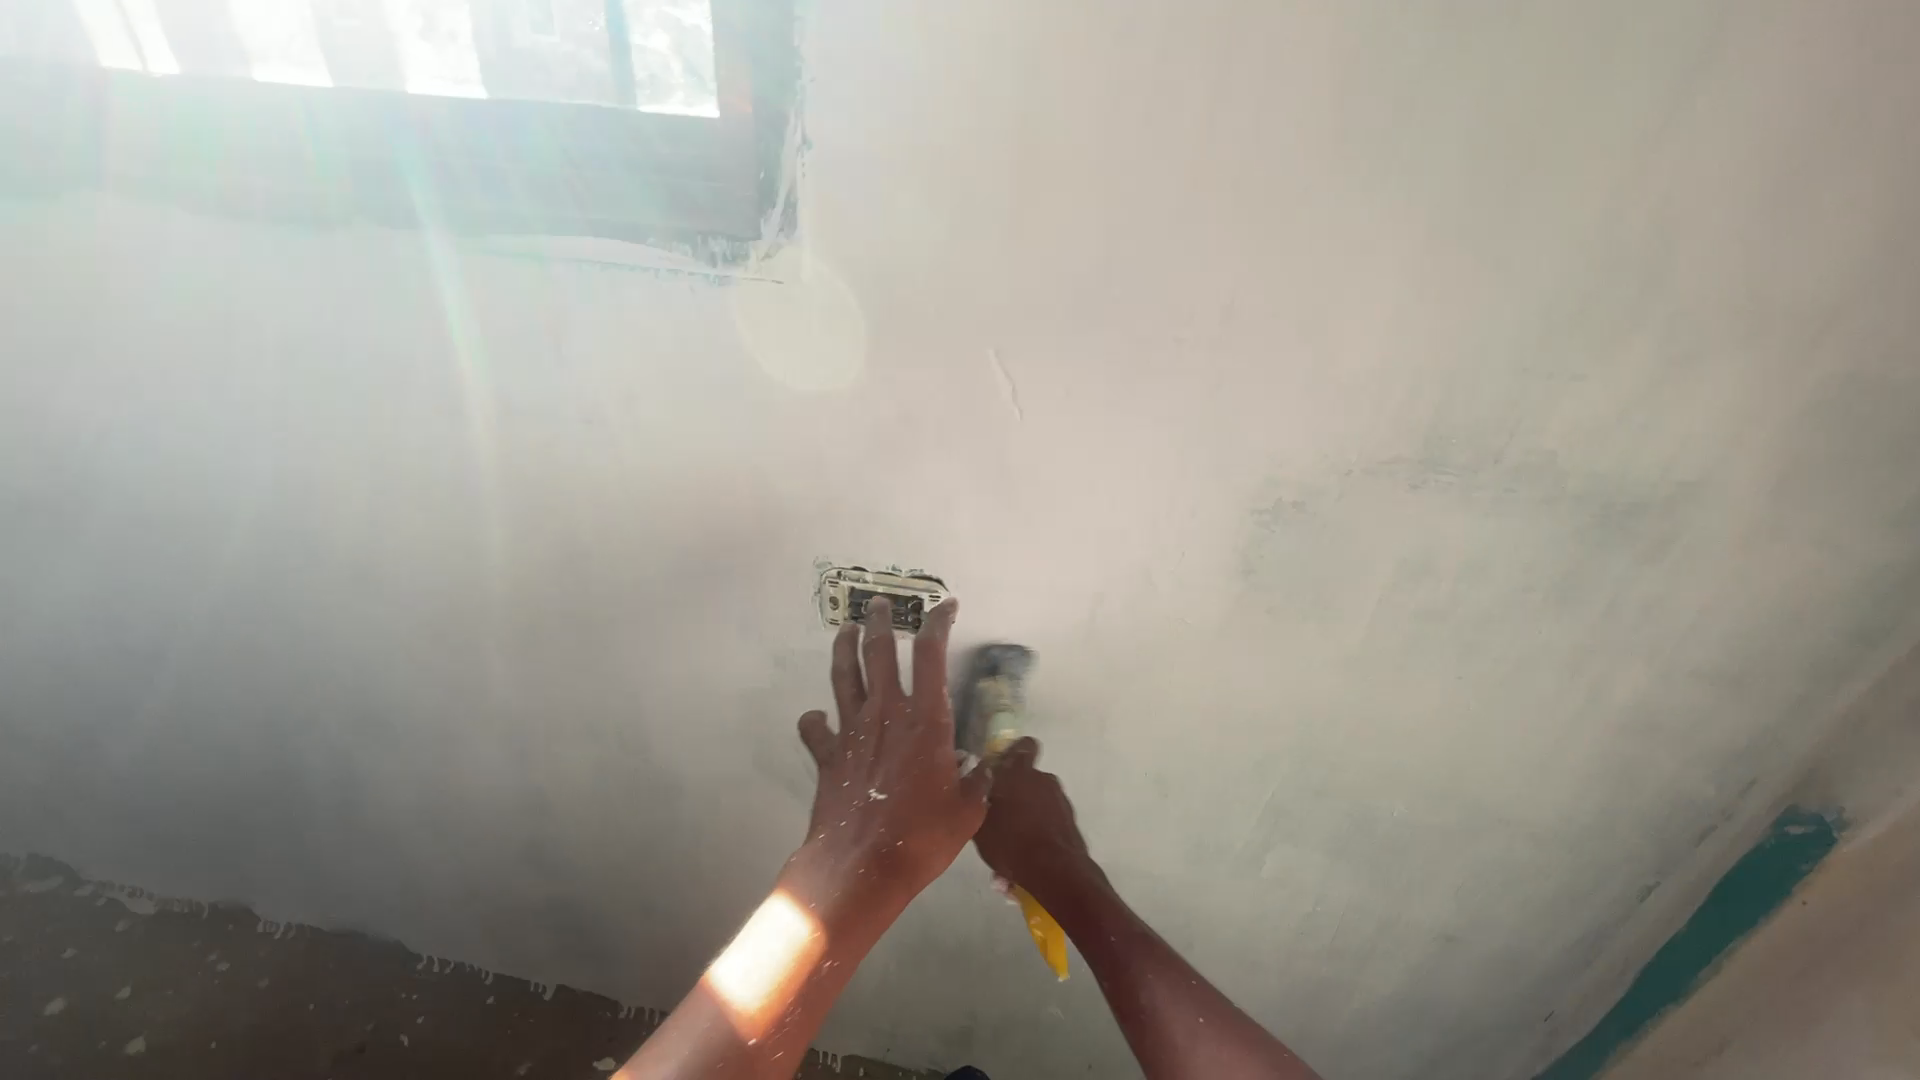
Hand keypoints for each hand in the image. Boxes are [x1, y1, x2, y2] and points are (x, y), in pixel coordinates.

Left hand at [795, 597, 988, 903]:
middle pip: (879, 650)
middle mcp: (886, 712)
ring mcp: (852, 730)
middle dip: (881, 620)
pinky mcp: (828, 755)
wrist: (861, 867)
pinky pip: (817, 727)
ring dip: (845, 647)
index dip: (938, 622)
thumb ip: (976, 781)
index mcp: (925, 718)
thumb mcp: (968, 810)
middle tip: (880, 603)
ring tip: (846, 629)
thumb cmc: (922, 837)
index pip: (931, 653)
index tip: (945, 606)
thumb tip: (981, 768)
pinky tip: (817, 717)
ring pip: (844, 675)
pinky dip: (816, 719)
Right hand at [973, 738, 1092, 894]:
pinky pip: (1046, 826)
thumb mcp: (980, 822)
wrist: (1056, 872)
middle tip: (997, 819)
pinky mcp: (1070, 823)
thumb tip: (980, 788)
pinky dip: (1035, 839)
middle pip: (1026, 781)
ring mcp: (1060, 801)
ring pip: (1036, 807)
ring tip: (1006, 854)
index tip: (1003, 766)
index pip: (1023, 746)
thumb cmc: (1011, 841)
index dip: (1014, 753)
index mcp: (1019, 773)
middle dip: (1014, 797)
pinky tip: (1020, 866)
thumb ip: (980, 800)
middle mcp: (1043, 780)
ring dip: (1023, 823)